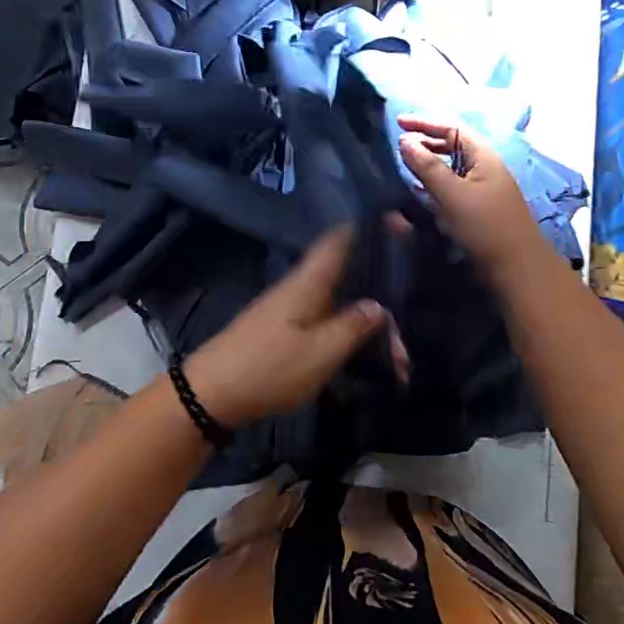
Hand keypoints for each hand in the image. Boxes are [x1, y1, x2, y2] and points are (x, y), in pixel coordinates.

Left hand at [181, 228, 387, 429]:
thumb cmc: (270, 368)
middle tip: (411, 332)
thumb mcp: (322, 352)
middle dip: (383, 301)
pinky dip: (351, 340)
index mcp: (309, 282)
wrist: (212, 395)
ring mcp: (292, 311)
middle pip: (350, 279)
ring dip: (370, 329)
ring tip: (398, 362)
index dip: (369, 230)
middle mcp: (302, 289)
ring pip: (342, 308)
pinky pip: (329, 326)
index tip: (401, 227)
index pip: (340, 240)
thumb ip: (354, 326)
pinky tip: (368, 361)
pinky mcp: (286, 333)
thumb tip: (379, 305)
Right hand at [397, 114, 540, 275]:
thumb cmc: (484, 226)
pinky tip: (416, 190)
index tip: (398, 121)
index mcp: (483, 157)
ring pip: (450, 168)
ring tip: (404, 163)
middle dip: (426, 141)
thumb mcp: (452, 194)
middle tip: (399, 143)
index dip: (425, 122)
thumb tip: (405, 140)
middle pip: (453, 145)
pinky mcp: (476, 211)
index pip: (453, 127)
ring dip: (428, 163)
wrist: (515, 267)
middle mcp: (483, 169)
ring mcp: (481, 190)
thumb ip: (427, 166)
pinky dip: (433, 185)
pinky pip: (450, 189)